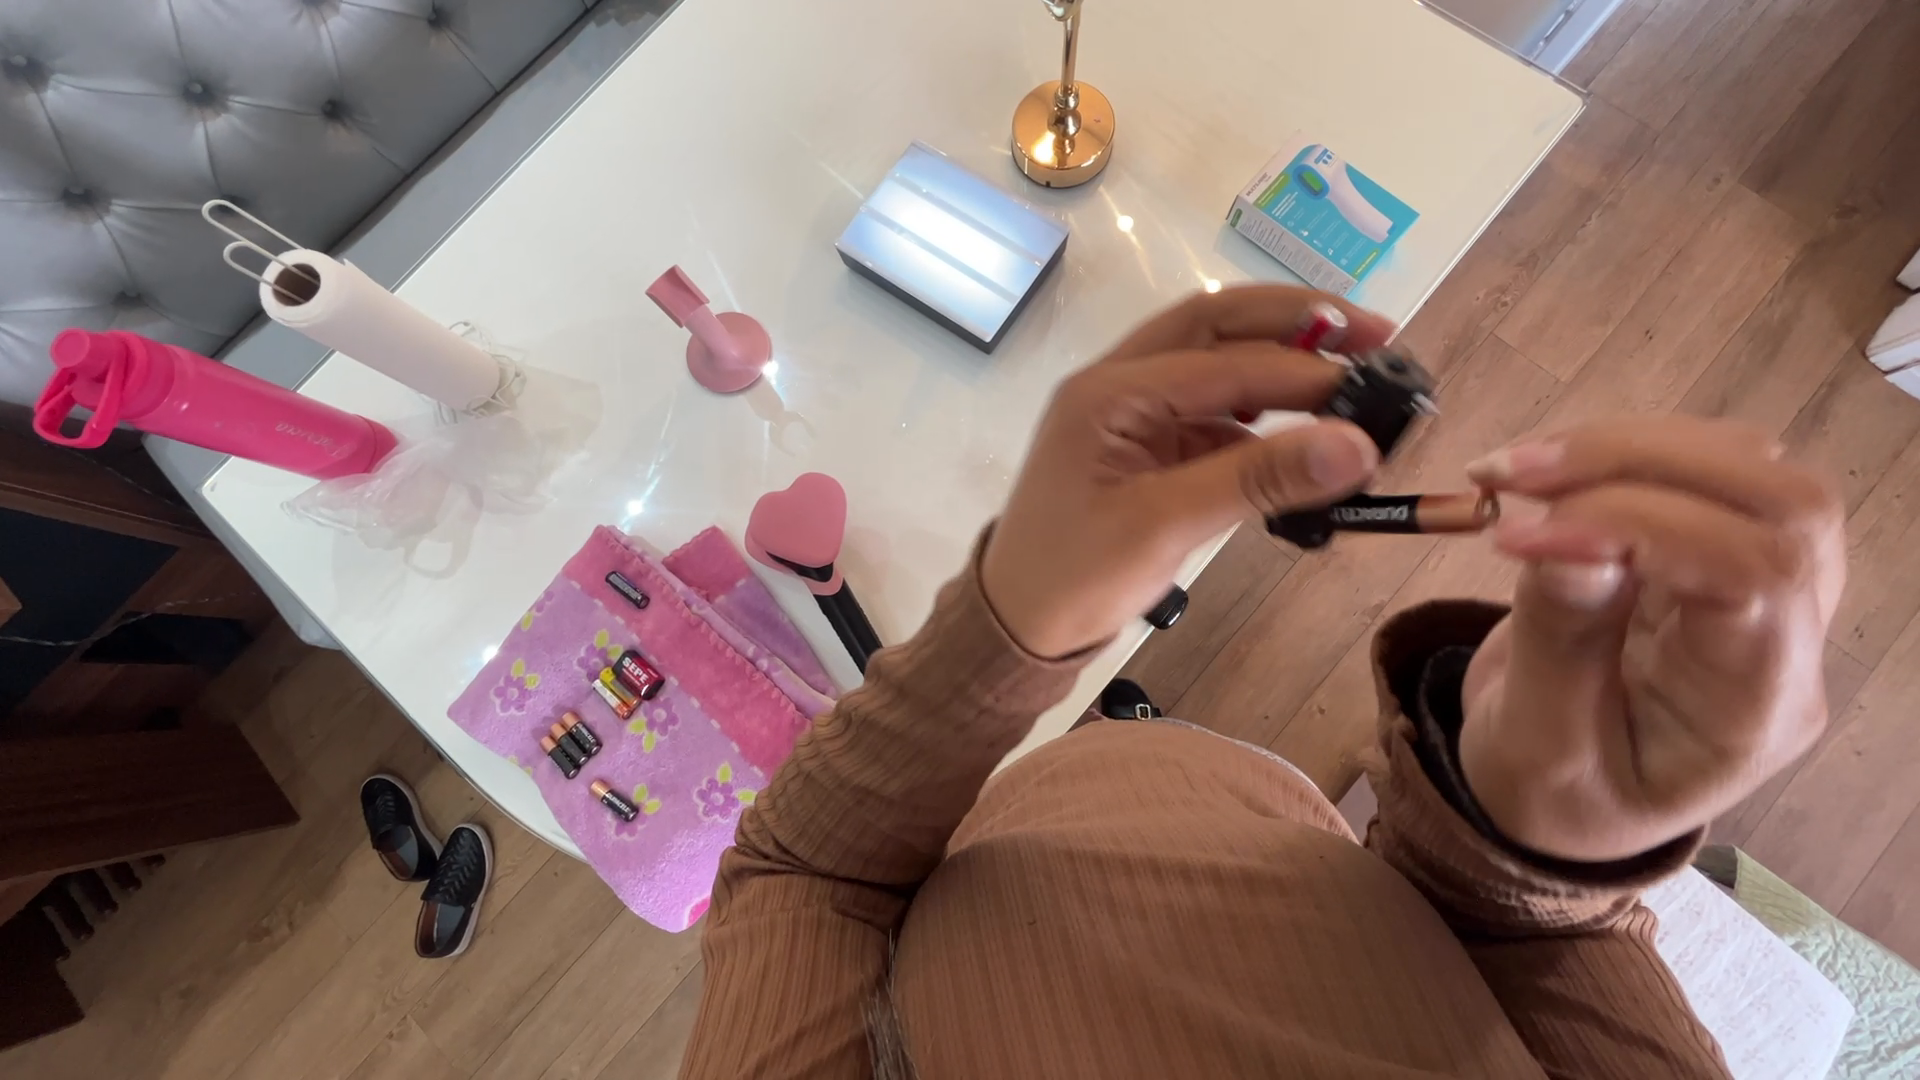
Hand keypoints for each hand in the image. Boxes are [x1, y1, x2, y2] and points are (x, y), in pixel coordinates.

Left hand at [980, 286, 1395, 657]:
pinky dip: (1253, 424)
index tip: (1377, 383)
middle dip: (1292, 325)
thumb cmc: (1075, 575)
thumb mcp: (1163, 525)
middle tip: (1374, 335)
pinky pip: (1204, 418)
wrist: (1019, 623)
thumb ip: (1257, 480)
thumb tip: (1360, 445)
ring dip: (1275, 371)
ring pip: (1210, 368)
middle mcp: (1114, 386)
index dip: (1301, 371)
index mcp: (1106, 393)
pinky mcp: (1139, 448)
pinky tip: (1296, 443)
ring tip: (1348, 382)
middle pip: (1212, 328)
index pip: (1220, 360)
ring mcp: (1126, 415)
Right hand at [1459, 418, 1845, 861]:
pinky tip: (1540, 475)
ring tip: (1510, 469)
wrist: (1549, 800)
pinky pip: (1692, 482)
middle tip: (1510, 472)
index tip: (1515, 535)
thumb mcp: (1534, 739)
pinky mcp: (1695, 567)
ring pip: (1746, 474)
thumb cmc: (1543, 792)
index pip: (1749, 577)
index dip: (1636, 529)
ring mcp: (1748, 597)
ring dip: (1622, 448)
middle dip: (1636, 463)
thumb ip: (1559, 643)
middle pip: (1776, 504)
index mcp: (1749, 706)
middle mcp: (1779, 640)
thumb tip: (1566, 543)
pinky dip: (1612, 457)